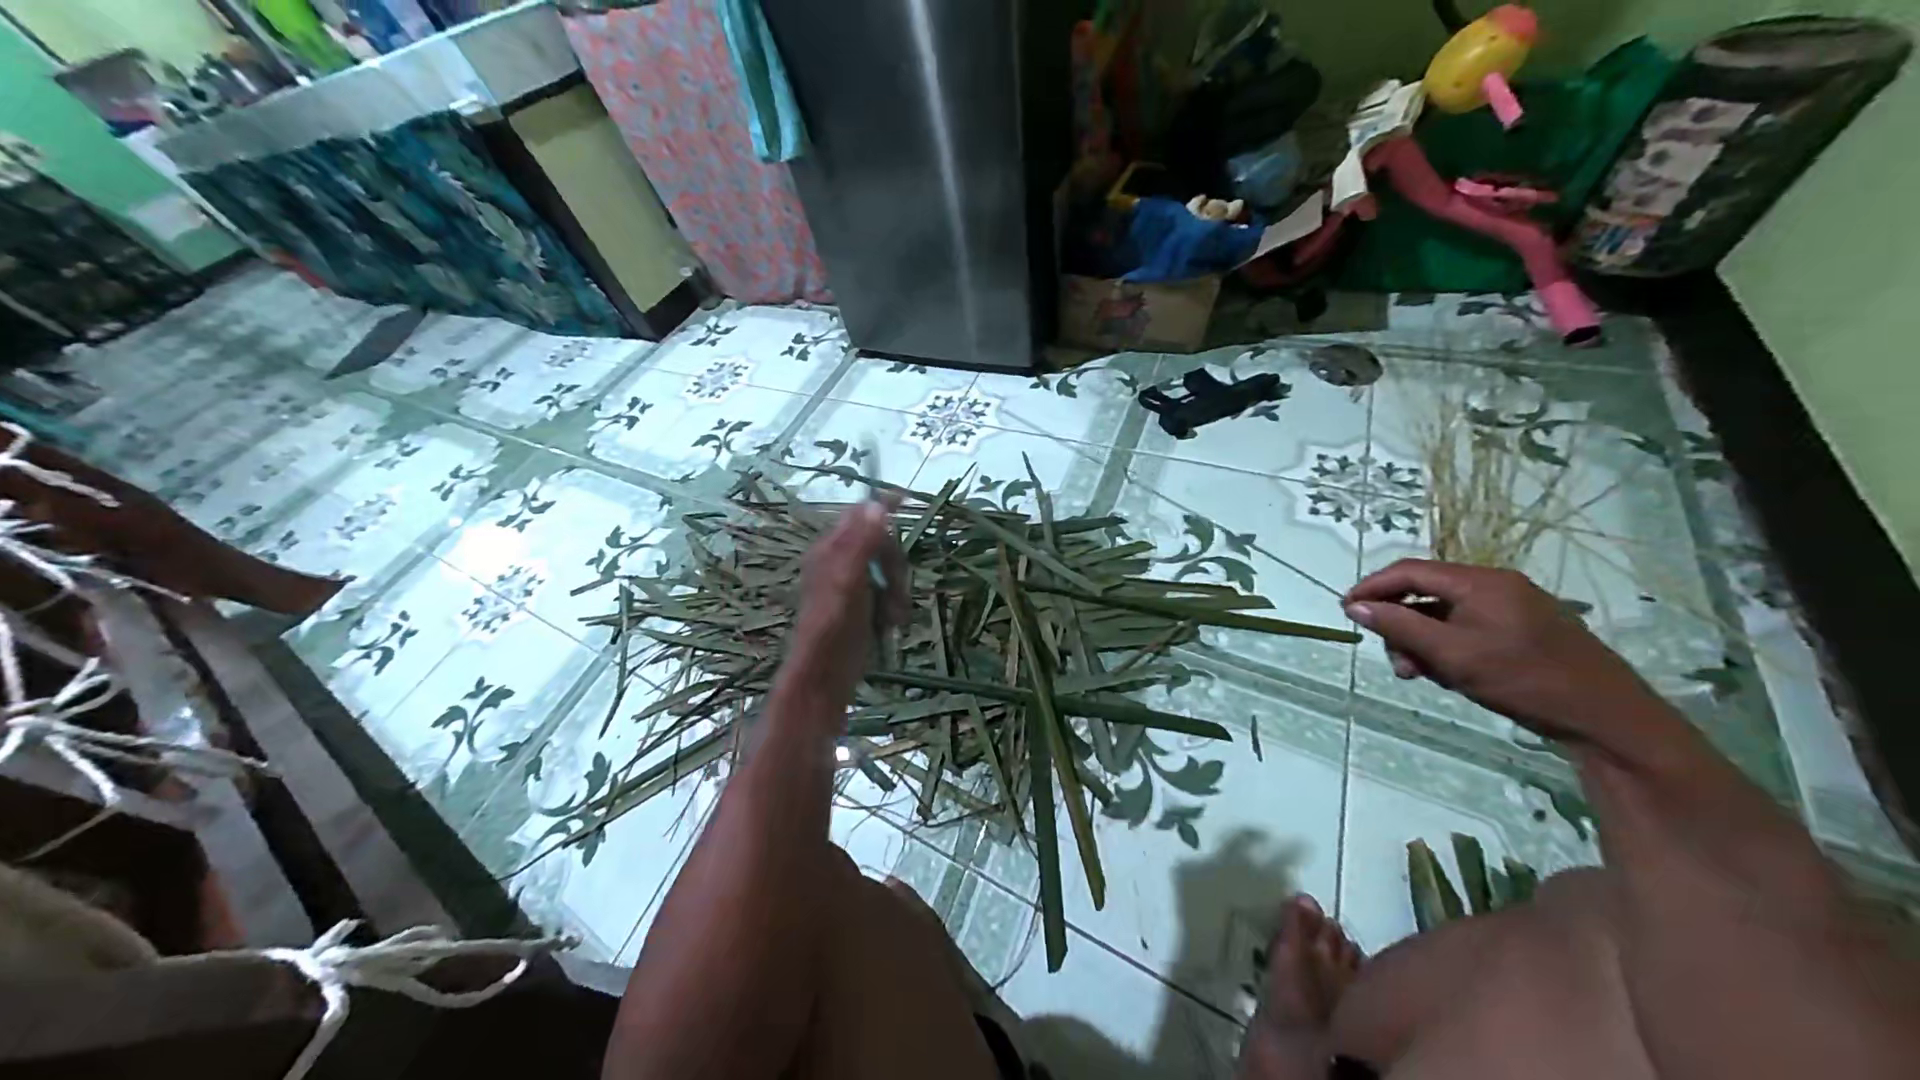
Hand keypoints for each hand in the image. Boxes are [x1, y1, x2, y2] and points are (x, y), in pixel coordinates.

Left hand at [775, 499, 907, 712]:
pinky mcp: (861, 606)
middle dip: (895, 565)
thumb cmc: (833, 626)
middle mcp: (838, 562)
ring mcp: (850, 585)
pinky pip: (887, 592)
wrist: (827, 674)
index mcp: (830, 550)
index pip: (858, 515)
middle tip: (897, 587)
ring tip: (894, 614)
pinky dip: (894, 605)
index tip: (907, 499)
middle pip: (880, 543)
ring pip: (887, 570)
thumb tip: (877, 505)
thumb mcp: (848, 580)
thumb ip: (862, 543)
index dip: (882, 507)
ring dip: (898, 589)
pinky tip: (890, 623)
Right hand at [1345, 559, 1664, 744]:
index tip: (1346, 610)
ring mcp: (1512, 609)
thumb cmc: (1524, 680)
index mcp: (1481, 582)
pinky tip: (1449, 675)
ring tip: (1421, 675)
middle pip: (1425, 594)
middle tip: (1396, 661)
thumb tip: (1355, 606)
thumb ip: (1399, 626)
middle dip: (1400, 625)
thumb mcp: (1451, 654)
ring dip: (1422, 642)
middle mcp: (1496, 586)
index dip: (1372, 587)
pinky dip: (1447, 648)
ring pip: (1444, 615)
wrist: (1608, 719)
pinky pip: (1467, 629)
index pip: (1409, 571)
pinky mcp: (1522, 631)